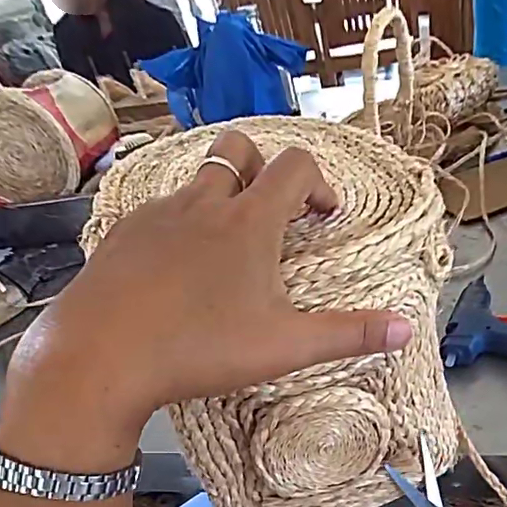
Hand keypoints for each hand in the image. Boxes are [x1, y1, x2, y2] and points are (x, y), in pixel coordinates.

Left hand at [0, 132, 412, 464]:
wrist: (99, 358)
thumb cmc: (200, 348)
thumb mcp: (285, 346)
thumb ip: (349, 334)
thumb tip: (407, 330)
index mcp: (248, 221)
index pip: (296, 166)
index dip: (320, 183)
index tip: (325, 218)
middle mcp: (203, 203)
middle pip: (238, 148)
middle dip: (265, 168)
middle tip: (275, 213)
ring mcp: (157, 214)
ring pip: (196, 179)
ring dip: (222, 194)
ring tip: (230, 246)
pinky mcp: (122, 234)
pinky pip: (160, 209)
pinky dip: (182, 222)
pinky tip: (182, 268)